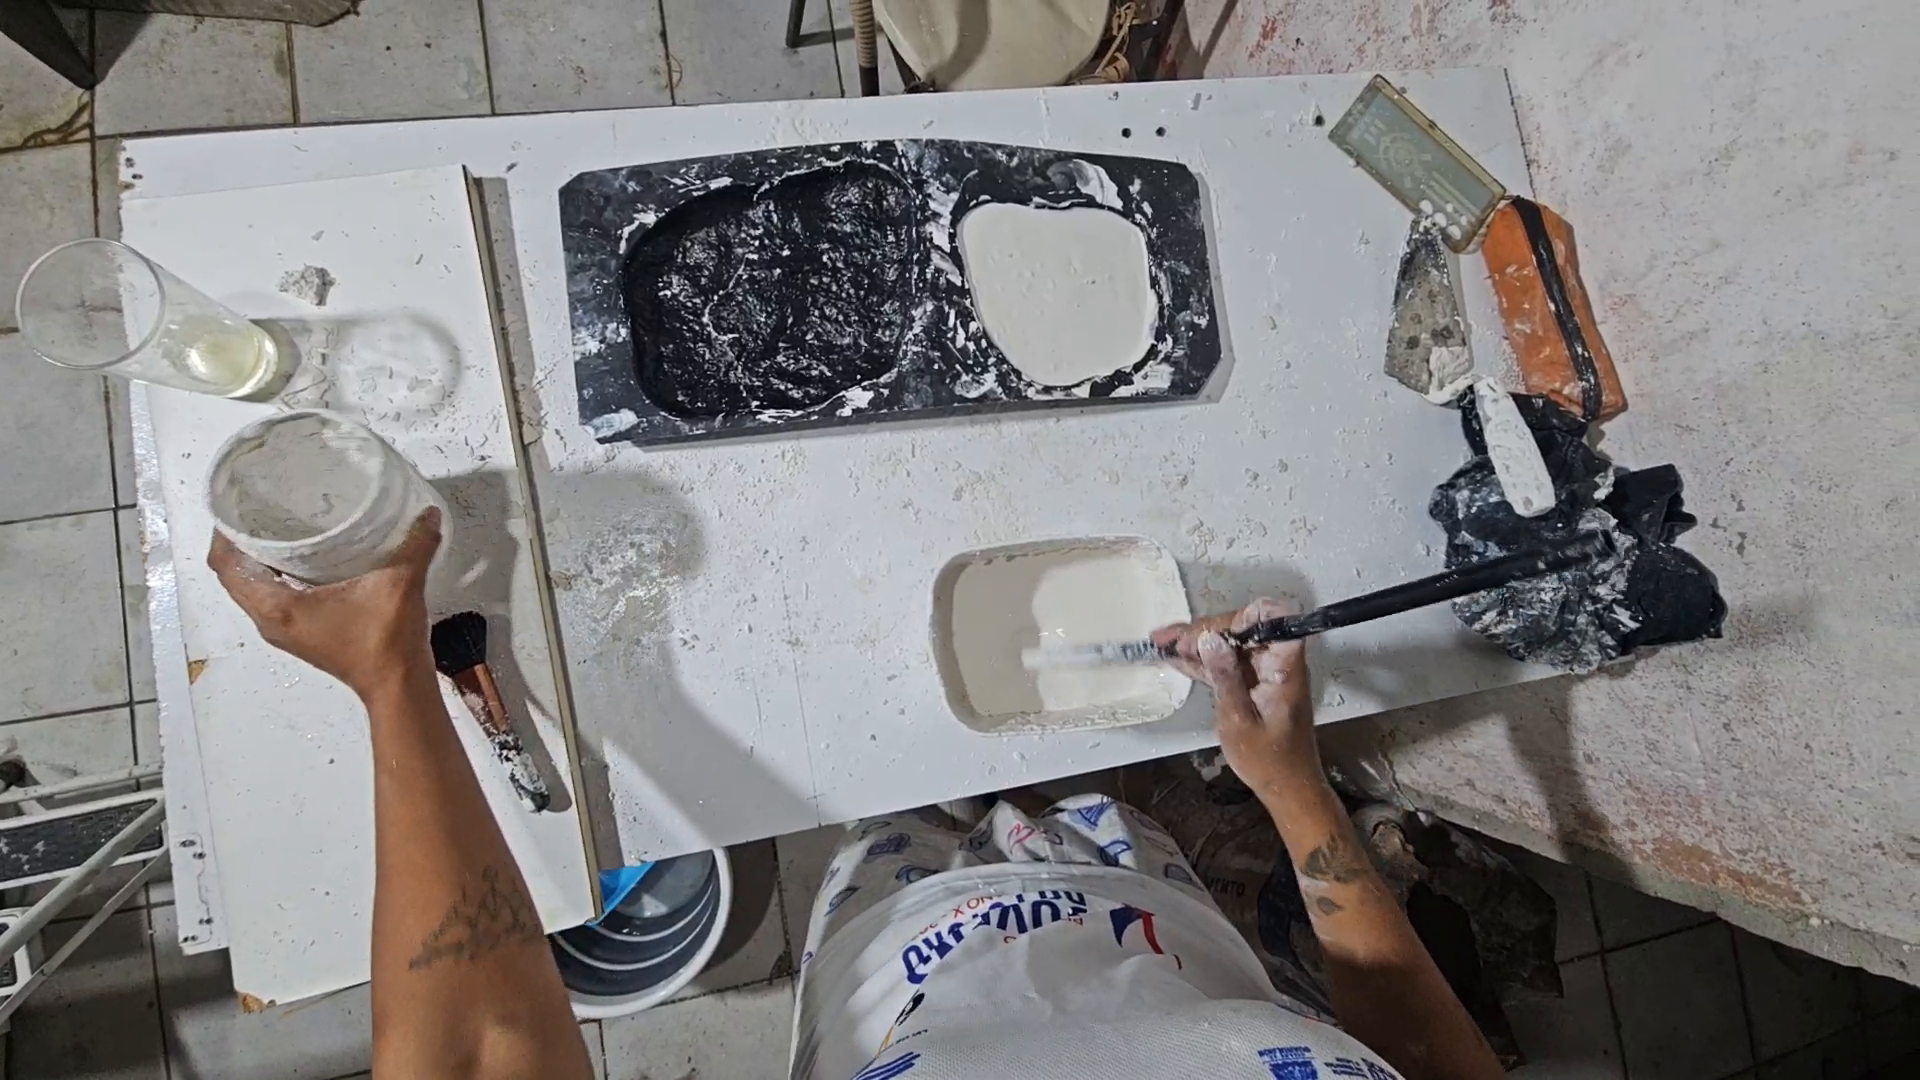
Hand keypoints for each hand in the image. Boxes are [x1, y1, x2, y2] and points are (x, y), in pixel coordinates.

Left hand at [208, 509, 441, 701]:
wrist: (398, 684)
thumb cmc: (386, 637)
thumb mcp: (401, 584)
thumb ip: (416, 546)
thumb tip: (429, 514)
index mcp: (275, 607)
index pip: (226, 566)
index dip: (226, 534)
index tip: (239, 507)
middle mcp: (269, 621)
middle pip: (237, 577)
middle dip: (245, 545)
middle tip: (266, 514)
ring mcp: (286, 631)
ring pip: (258, 591)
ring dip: (265, 564)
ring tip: (289, 534)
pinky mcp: (305, 636)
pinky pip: (278, 601)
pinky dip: (285, 580)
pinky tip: (314, 564)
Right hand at [1151, 598, 1321, 804]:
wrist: (1285, 787)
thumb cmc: (1267, 759)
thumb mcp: (1239, 718)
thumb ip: (1225, 675)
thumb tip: (1208, 638)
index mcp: (1283, 666)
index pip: (1275, 618)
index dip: (1244, 615)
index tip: (1211, 631)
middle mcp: (1275, 661)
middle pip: (1242, 628)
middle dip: (1205, 629)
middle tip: (1171, 641)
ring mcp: (1261, 670)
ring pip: (1227, 643)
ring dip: (1195, 642)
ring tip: (1161, 640)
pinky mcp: (1250, 681)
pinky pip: (1224, 662)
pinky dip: (1200, 660)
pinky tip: (1173, 656)